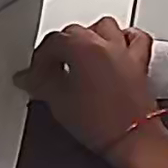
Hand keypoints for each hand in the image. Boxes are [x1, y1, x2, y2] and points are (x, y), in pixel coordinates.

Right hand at [15, 17, 157, 161]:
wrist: (132, 139)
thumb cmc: (101, 122)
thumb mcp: (58, 102)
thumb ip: (39, 83)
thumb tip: (28, 78)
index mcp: (81, 46)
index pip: (52, 42)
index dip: (39, 59)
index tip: (34, 73)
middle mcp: (104, 43)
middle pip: (75, 32)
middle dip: (60, 48)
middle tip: (50, 69)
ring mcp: (124, 52)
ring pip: (104, 28)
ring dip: (89, 37)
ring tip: (79, 56)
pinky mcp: (139, 64)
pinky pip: (133, 40)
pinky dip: (123, 40)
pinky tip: (114, 50)